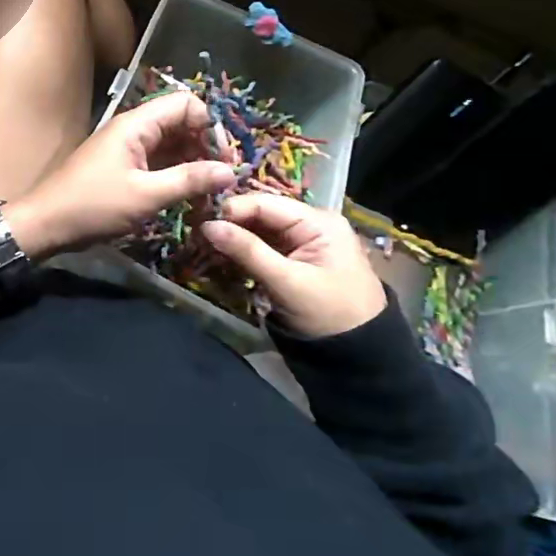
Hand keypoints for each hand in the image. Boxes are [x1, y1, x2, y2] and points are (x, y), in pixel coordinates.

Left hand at [8, 91, 235, 257]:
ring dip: (192, 163)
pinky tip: (189, 195)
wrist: (46, 224)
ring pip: (170, 144)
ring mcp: (126, 148)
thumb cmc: (94, 206)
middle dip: (205, 146)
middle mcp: (132, 129)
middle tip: (222, 179)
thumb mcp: (146, 196)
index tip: (223, 158)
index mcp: (136, 124)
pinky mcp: (122, 168)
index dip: (210, 126)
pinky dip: (174, 174)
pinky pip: (157, 161)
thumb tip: (230, 172)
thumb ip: (189, 180)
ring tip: (210, 191)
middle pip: (181, 123)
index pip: (186, 103)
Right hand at [199, 194, 386, 337]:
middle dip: (230, 223)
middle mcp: (311, 223)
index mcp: (318, 221)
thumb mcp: (287, 281)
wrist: (359, 352)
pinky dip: (244, 250)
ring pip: (259, 229)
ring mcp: (304, 240)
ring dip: (234, 237)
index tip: (198, 222)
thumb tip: (207, 226)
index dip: (230, 210)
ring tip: (203, 244)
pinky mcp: (296, 257)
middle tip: (196, 234)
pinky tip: (222, 255)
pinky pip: (264, 245)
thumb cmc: (329, 312)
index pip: (265, 203)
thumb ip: (248, 251)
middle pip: (261, 213)